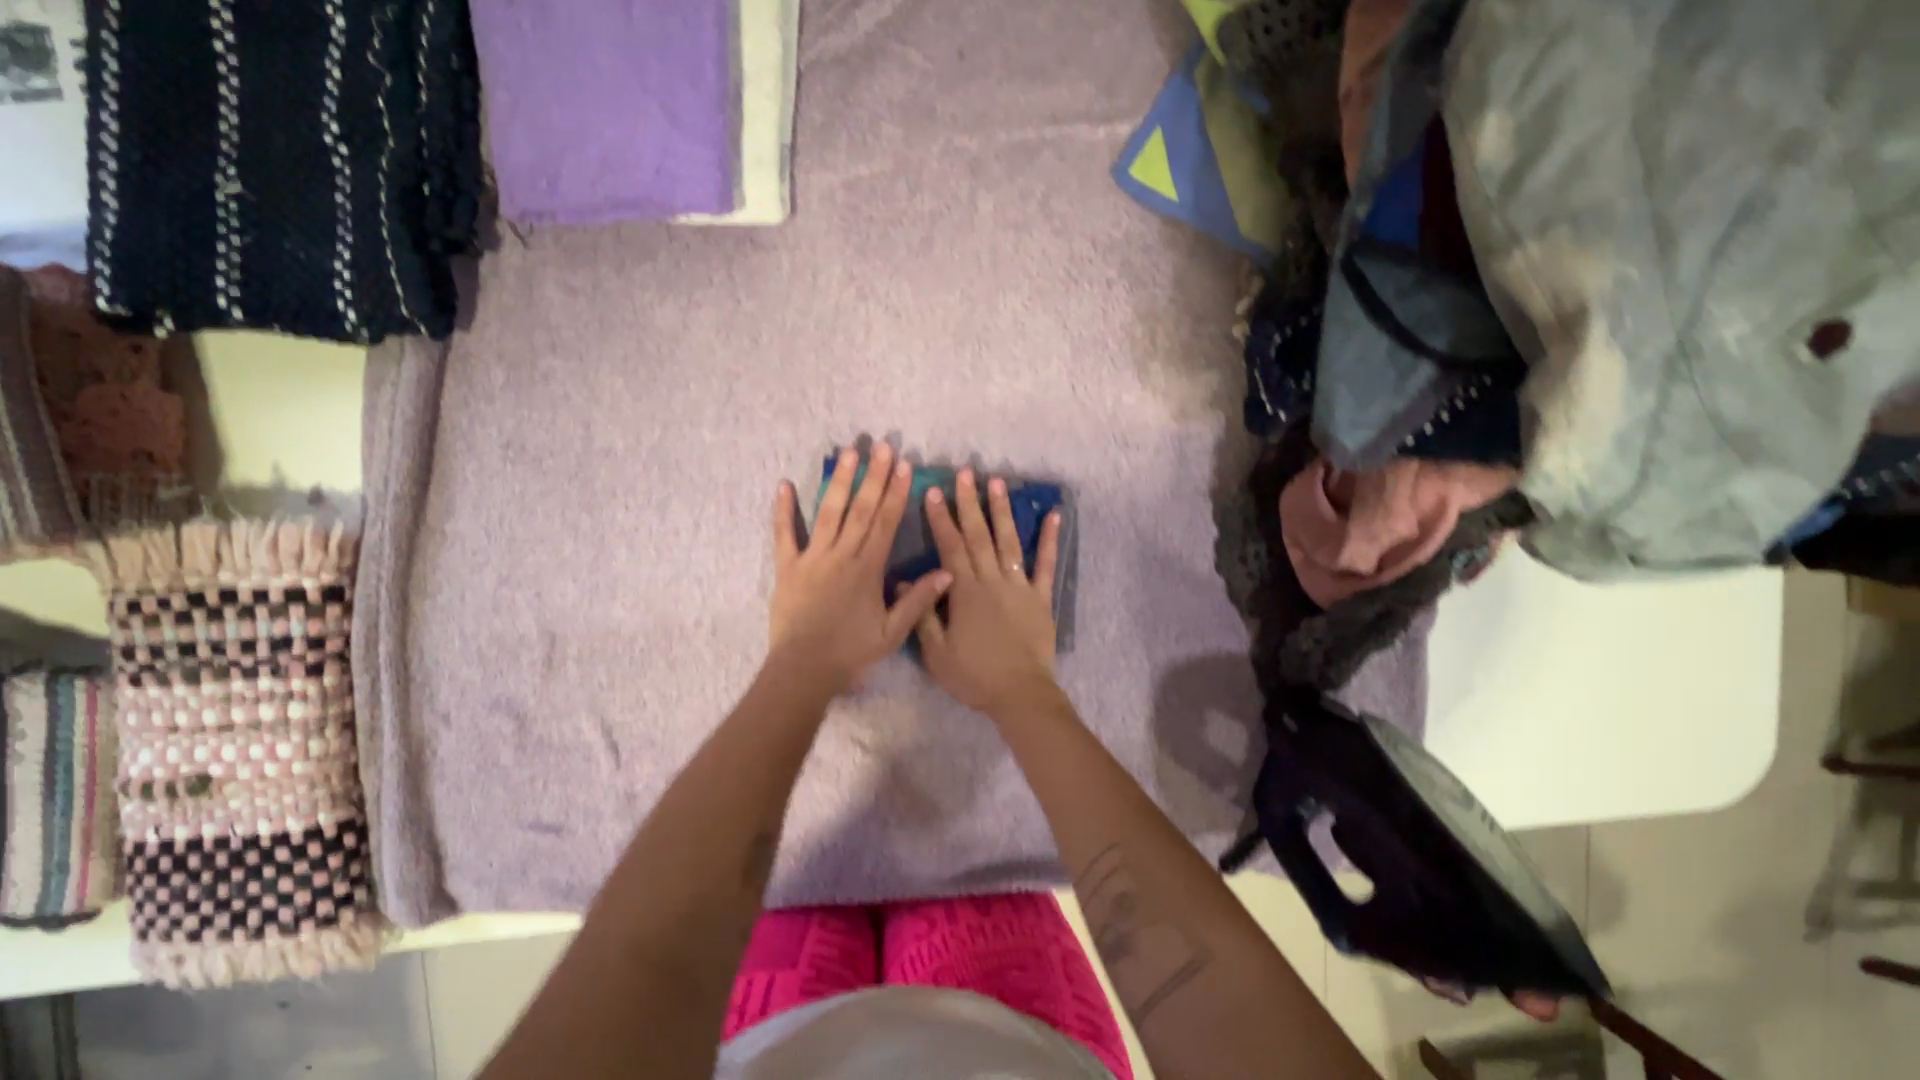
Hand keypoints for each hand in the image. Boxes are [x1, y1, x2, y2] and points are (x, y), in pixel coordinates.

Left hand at [769, 443, 951, 693]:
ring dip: (838, 481)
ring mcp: (812, 558)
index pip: (887, 523)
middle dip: (874, 476)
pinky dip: (783, 510)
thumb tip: (947, 572)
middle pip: (861, 509)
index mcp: (868, 568)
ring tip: (848, 452)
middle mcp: (842, 555)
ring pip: (827, 512)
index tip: (904, 466)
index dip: (896, 493)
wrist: (804, 668)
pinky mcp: (787, 567)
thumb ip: (918, 600)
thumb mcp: (892, 632)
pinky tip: (785, 484)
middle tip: (882, 446)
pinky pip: (784, 534)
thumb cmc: (851, 652)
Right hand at [917, 468, 1063, 717]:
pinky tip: (1053, 515)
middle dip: (969, 502)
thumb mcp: (936, 652)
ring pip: (1009, 541)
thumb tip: (908, 580)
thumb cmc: (973, 676)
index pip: (949, 546)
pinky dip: (1050, 539)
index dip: (940, 518)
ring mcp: (1019, 587)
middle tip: (965, 473)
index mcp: (964, 592)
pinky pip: (1046, 564)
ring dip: (1002, 511)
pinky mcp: (1041, 598)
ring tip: (998, 482)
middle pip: (978, 535)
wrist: (1020, 694)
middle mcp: (991, 580)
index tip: (932, 492)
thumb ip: (924, 614)